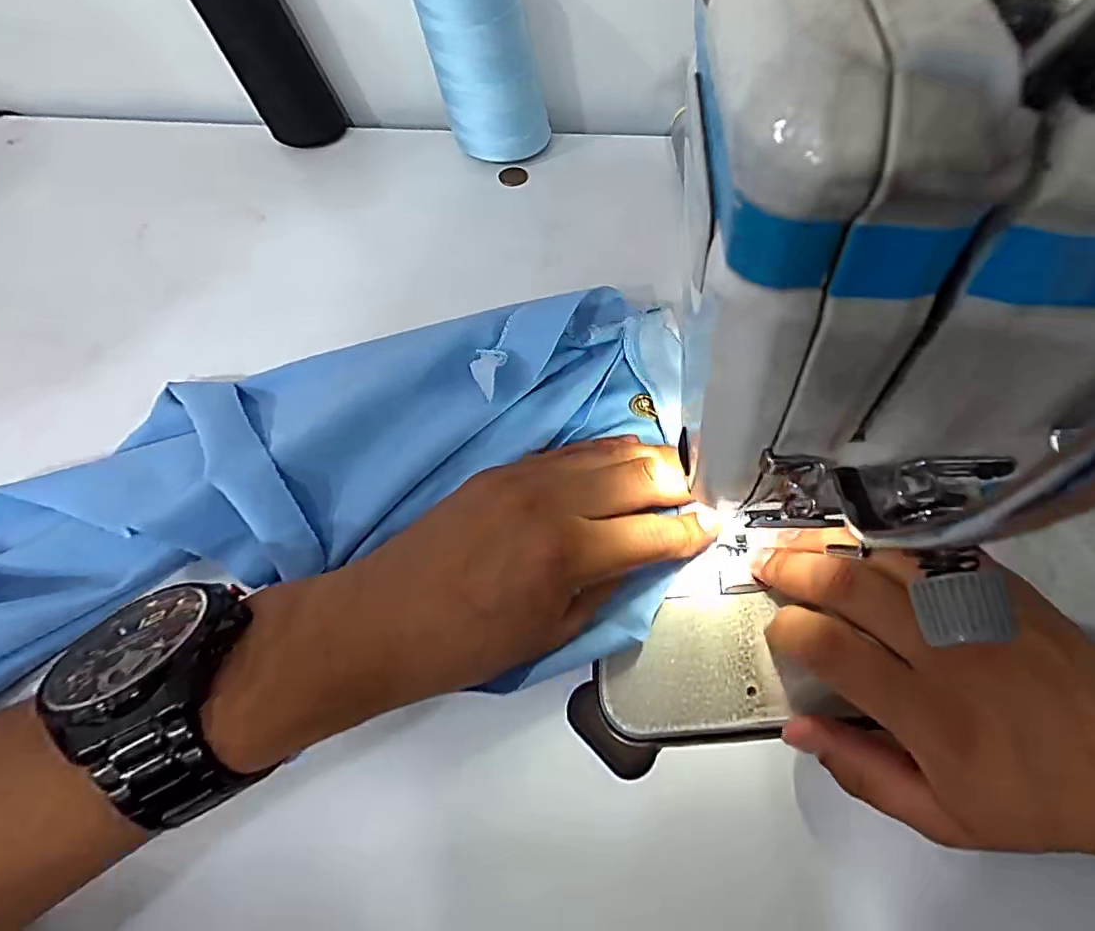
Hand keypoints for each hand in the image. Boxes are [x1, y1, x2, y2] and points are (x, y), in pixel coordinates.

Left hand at [204, 437, 718, 769]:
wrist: (380, 618)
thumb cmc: (467, 644)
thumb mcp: (553, 633)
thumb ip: (610, 588)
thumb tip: (648, 556)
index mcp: (568, 554)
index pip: (654, 532)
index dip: (692, 530)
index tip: (714, 526)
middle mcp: (554, 501)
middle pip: (642, 475)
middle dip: (681, 485)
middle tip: (696, 498)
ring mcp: (528, 475)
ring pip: (612, 451)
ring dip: (650, 462)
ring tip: (670, 476)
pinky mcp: (507, 466)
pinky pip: (574, 449)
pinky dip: (608, 454)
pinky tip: (622, 462)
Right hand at [754, 532, 1094, 860]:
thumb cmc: (1034, 796)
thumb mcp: (942, 815)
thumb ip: (862, 771)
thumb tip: (800, 731)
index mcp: (928, 711)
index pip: (833, 649)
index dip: (790, 629)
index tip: (777, 628)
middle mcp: (945, 646)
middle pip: (849, 586)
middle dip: (794, 568)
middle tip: (766, 564)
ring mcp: (972, 605)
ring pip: (882, 556)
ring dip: (831, 546)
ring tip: (798, 546)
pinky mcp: (996, 582)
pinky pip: (925, 548)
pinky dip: (883, 542)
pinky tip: (859, 543)